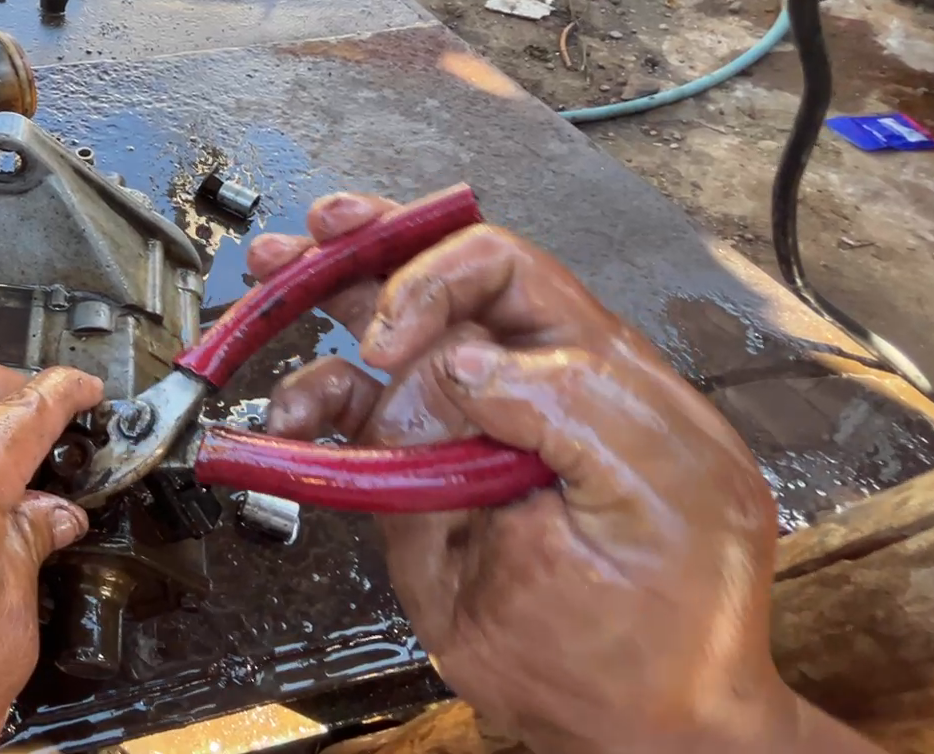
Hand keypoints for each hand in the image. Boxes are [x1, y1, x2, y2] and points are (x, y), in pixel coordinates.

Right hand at [247, 194, 879, 753]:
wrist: (601, 711)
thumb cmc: (666, 618)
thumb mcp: (664, 504)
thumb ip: (579, 408)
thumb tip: (467, 363)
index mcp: (580, 364)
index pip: (499, 269)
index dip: (431, 280)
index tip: (388, 340)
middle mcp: (501, 376)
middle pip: (424, 275)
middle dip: (364, 243)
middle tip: (318, 228)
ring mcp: (441, 416)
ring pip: (363, 330)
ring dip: (311, 299)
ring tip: (267, 281)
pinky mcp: (395, 459)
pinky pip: (334, 411)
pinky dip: (299, 406)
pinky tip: (286, 423)